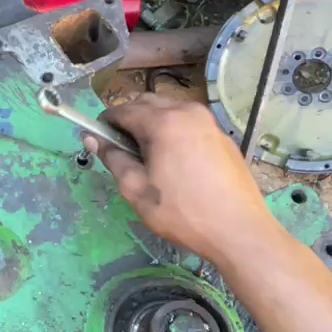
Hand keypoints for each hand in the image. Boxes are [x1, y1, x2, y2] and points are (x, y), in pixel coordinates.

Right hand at [85, 93, 282, 267]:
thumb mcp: (136, 189)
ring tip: (148, 156)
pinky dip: (172, 130)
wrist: (239, 229)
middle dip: (128, 119)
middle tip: (121, 150)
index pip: (123, 109)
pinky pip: (188, 122)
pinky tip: (173, 161)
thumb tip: (93, 139)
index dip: (105, 123)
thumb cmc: (181, 211)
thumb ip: (113, 158)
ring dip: (151, 123)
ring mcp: (208, 121)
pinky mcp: (221, 135)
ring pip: (169, 109)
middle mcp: (188, 111)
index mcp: (164, 122)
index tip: (98, 142)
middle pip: (147, 102)